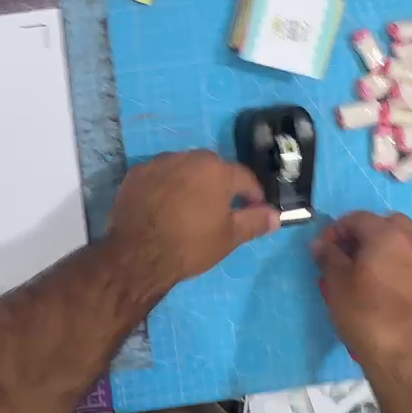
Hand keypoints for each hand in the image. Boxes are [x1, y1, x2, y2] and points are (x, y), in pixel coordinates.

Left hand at [107, 150, 279, 294]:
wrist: (137, 255)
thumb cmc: (190, 244)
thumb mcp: (229, 237)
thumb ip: (255, 221)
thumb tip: (275, 216)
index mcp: (216, 169)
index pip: (244, 178)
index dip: (253, 195)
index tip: (254, 210)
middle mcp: (187, 157)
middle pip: (212, 169)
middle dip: (220, 186)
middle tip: (220, 211)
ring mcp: (158, 163)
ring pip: (183, 169)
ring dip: (190, 183)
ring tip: (189, 208)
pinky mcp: (135, 174)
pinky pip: (159, 176)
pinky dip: (165, 186)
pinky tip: (163, 206)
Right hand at [312, 211, 411, 372]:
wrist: (408, 357)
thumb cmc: (366, 315)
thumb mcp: (336, 284)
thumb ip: (328, 256)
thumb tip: (322, 244)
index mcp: (388, 235)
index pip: (357, 218)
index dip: (335, 231)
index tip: (323, 251)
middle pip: (388, 224)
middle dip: (365, 234)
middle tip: (347, 257)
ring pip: (405, 243)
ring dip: (384, 250)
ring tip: (366, 275)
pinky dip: (400, 267)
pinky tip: (387, 292)